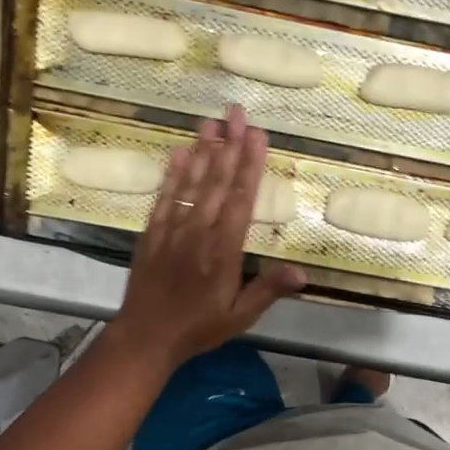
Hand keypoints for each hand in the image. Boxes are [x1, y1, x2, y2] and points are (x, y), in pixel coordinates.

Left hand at [110, 103, 305, 369]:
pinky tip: (179, 152)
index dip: (250, 167)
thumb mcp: (240, 317)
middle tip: (237, 112)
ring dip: (202, 151)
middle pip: (215, 183)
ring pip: (189, 184)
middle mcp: (198, 234)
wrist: (146, 337)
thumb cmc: (198, 329)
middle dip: (229, 146)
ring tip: (211, 121)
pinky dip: (172, 174)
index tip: (258, 137)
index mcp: (223, 253)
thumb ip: (268, 290)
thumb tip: (302, 272)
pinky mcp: (152, 234)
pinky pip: (164, 197)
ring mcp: (172, 231)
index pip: (240, 202)